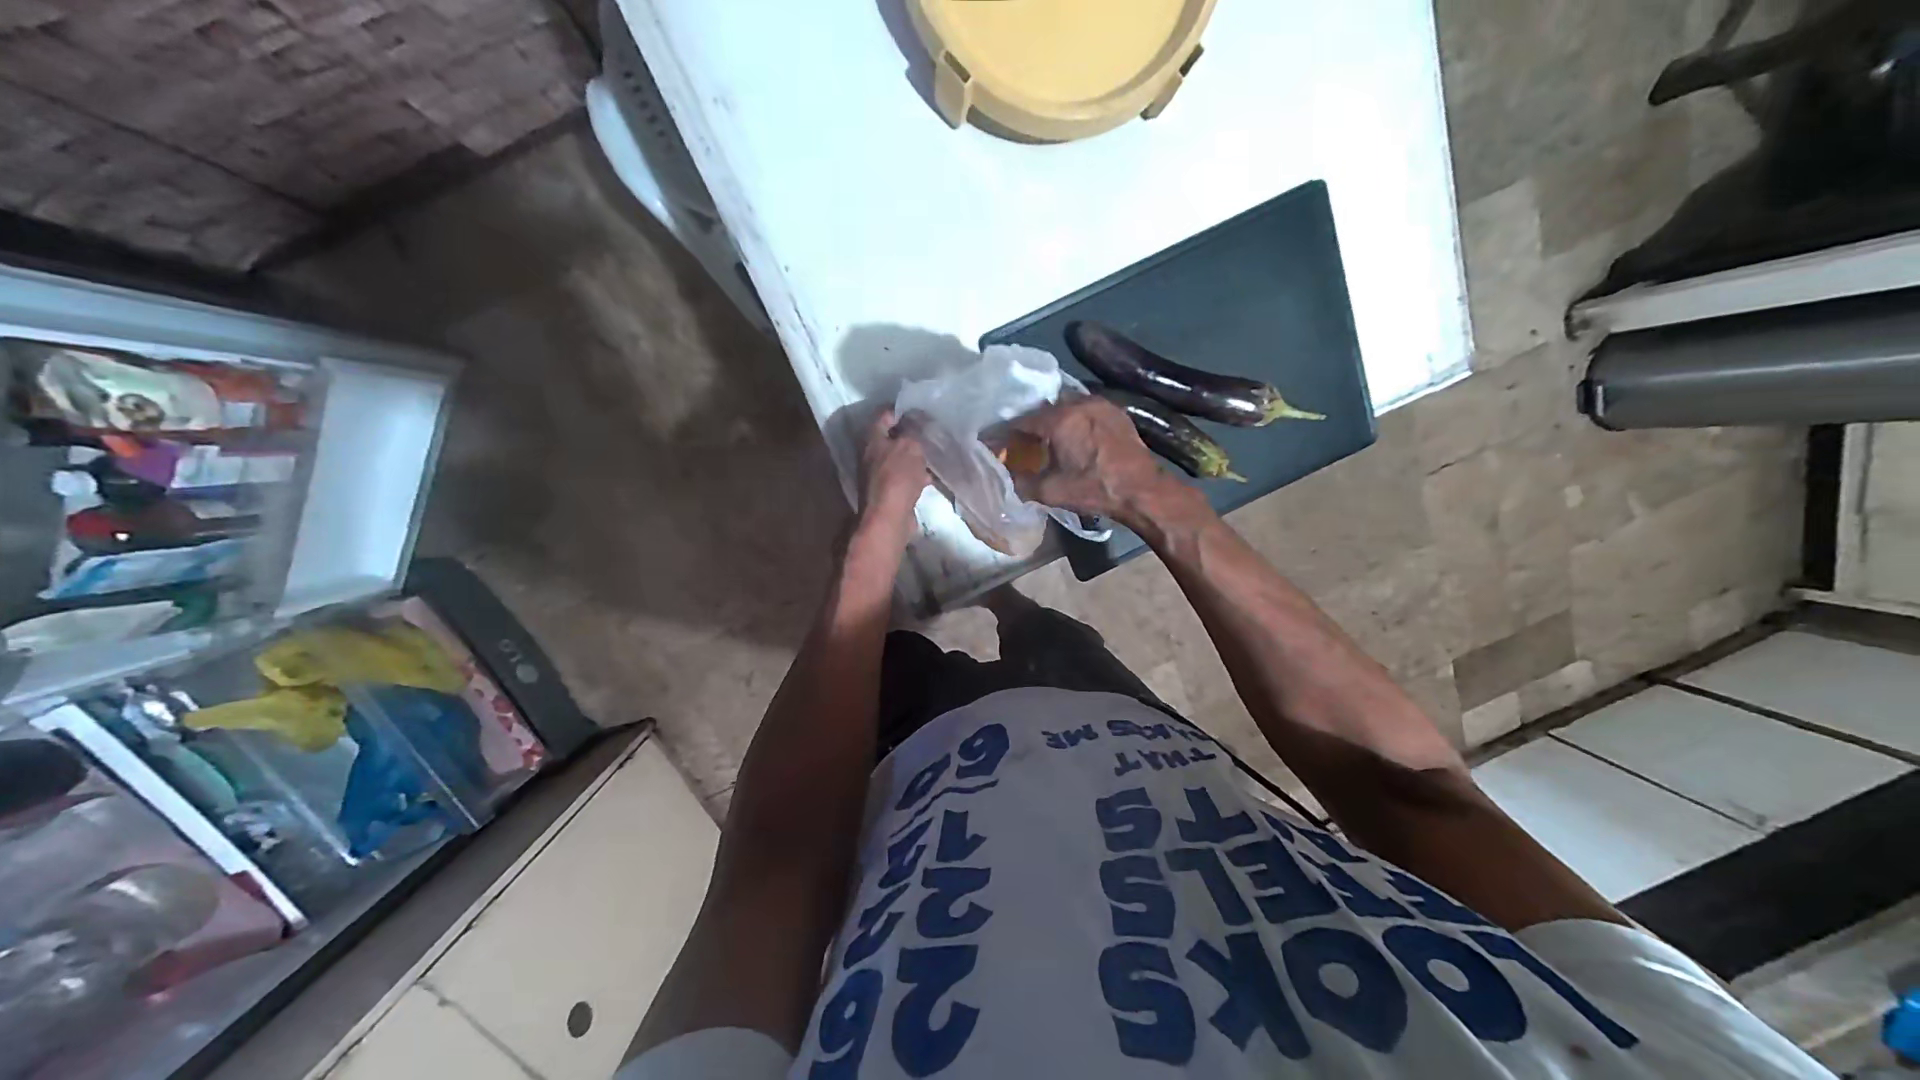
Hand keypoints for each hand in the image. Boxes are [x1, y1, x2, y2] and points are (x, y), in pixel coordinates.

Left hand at [856, 408, 929, 537]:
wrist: (889, 517)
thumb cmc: (898, 476)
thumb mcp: (911, 447)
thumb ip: (913, 432)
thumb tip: (916, 423)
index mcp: (872, 439)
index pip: (884, 415)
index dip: (900, 409)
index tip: (918, 408)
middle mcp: (870, 454)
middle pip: (890, 438)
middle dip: (908, 434)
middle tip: (928, 430)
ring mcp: (877, 475)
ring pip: (898, 459)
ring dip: (913, 456)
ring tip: (933, 452)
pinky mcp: (887, 492)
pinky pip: (902, 478)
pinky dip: (914, 475)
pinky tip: (929, 476)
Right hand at [1006, 396, 1198, 529]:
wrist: (1142, 490)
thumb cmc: (1094, 489)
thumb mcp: (1050, 491)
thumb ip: (1021, 482)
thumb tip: (1004, 477)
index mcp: (1058, 419)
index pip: (1019, 422)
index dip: (1002, 434)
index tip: (989, 443)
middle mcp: (1077, 403)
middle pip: (1042, 410)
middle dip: (1027, 425)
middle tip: (1015, 441)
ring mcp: (1100, 404)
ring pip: (1065, 407)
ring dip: (1051, 421)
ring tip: (1042, 439)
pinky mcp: (1115, 412)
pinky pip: (1084, 410)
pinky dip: (1072, 420)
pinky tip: (1070, 437)